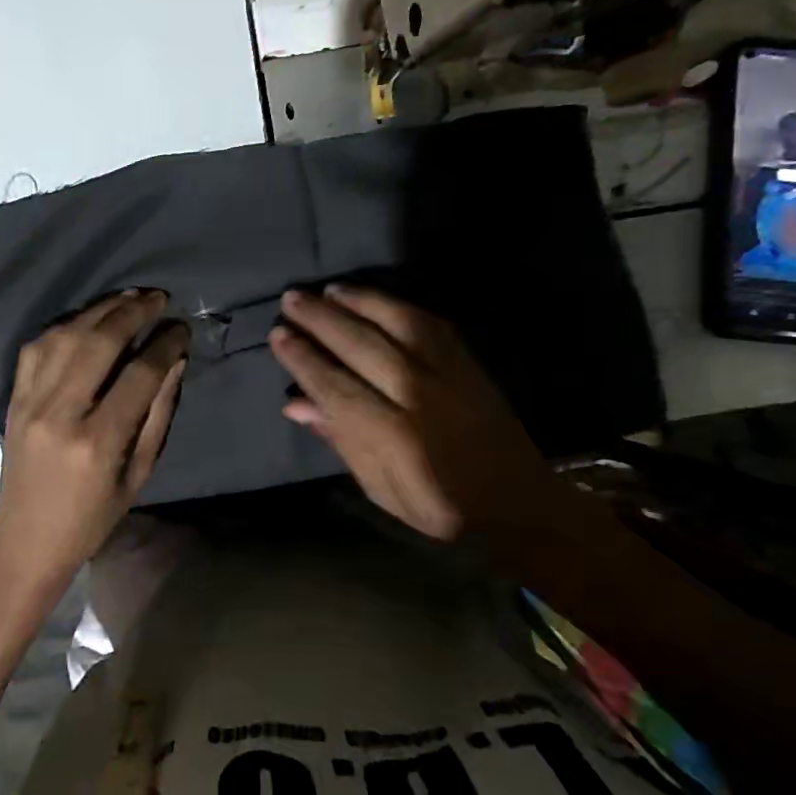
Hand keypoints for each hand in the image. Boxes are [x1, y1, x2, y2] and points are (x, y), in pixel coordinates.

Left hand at [0, 290, 187, 580]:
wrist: (25, 539)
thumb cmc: (92, 517)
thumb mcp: (139, 473)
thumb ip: (159, 413)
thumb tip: (176, 360)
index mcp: (98, 441)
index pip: (139, 374)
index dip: (166, 343)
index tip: (182, 328)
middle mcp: (61, 413)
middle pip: (100, 342)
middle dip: (134, 312)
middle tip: (159, 298)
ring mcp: (31, 402)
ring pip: (66, 335)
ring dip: (101, 309)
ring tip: (130, 297)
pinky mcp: (14, 398)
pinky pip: (37, 346)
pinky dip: (66, 324)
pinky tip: (89, 317)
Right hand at [268, 285, 553, 540]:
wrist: (517, 501)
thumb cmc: (440, 507)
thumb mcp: (381, 490)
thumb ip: (341, 440)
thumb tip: (295, 404)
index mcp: (395, 437)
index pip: (336, 386)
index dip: (304, 359)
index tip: (278, 335)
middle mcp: (420, 396)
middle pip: (362, 346)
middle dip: (322, 319)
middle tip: (291, 298)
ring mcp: (448, 373)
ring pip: (396, 323)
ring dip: (358, 301)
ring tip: (327, 290)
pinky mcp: (467, 361)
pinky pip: (428, 322)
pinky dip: (396, 305)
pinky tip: (372, 298)